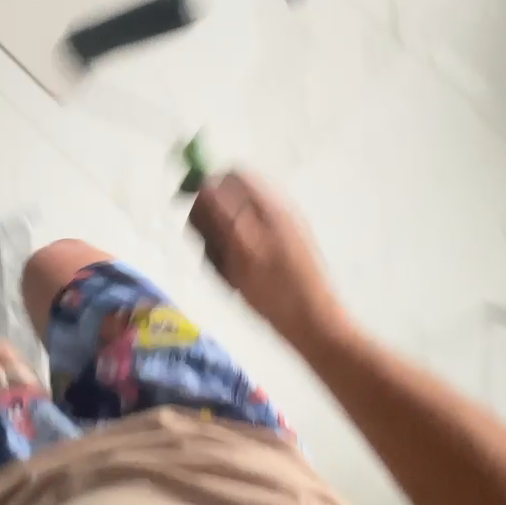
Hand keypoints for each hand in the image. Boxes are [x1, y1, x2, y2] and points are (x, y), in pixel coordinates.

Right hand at [189, 171, 354, 353]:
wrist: (316, 328)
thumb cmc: (278, 292)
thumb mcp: (244, 251)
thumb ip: (222, 214)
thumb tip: (203, 182)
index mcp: (270, 207)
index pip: (233, 176)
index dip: (208, 186)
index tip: (189, 207)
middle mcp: (274, 214)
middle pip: (229, 198)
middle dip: (211, 221)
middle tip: (211, 250)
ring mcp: (277, 233)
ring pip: (231, 223)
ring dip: (218, 244)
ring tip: (225, 271)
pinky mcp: (277, 252)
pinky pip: (242, 244)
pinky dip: (231, 258)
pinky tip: (236, 280)